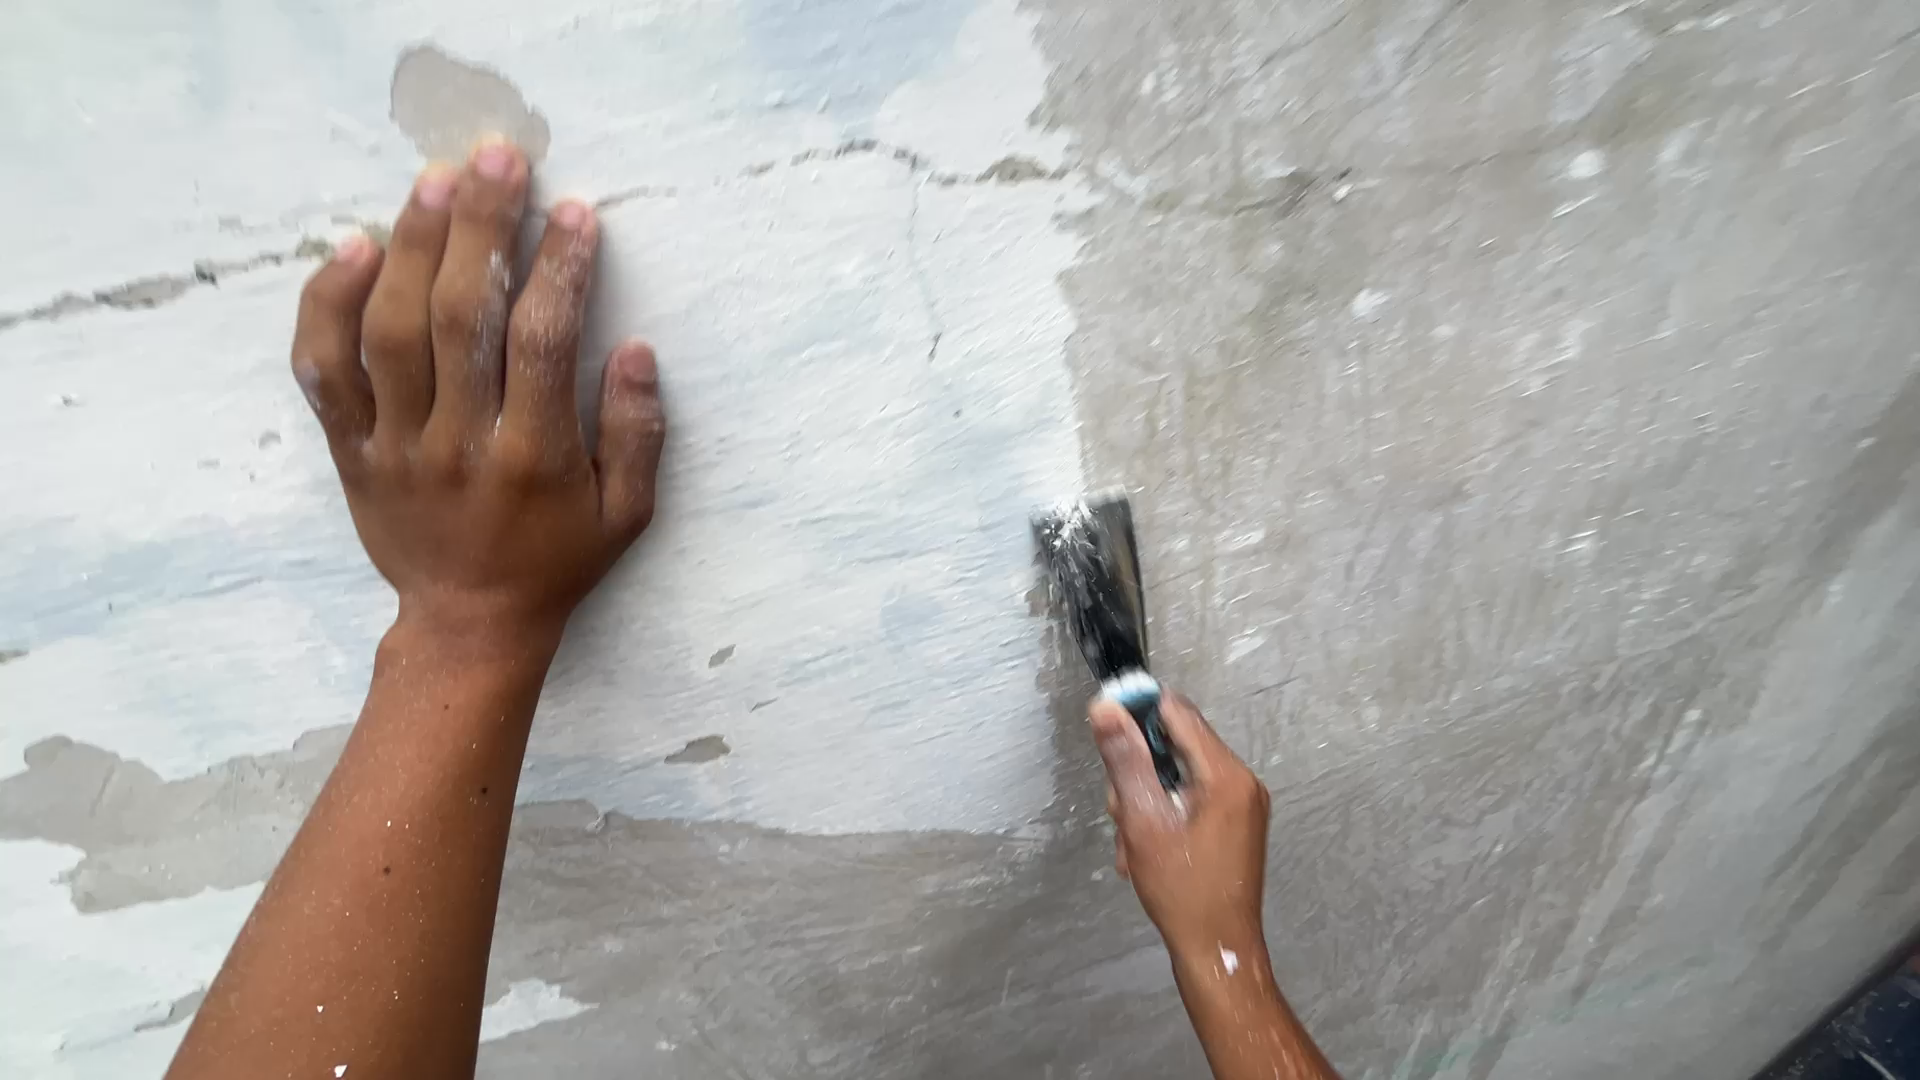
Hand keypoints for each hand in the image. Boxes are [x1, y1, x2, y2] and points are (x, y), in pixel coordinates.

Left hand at [290, 141, 665, 641]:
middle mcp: (462, 440)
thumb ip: (639, 435)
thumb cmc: (562, 563)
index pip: (546, 342)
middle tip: (499, 159)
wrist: (472, 621)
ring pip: (392, 328)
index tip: (576, 215)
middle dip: (484, 227)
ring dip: (415, 245)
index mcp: (537, 457)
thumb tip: (637, 350)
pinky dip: (330, 302)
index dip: (563, 270)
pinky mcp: (350, 448)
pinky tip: (355, 248)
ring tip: (437, 181)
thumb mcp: (630, 514)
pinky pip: (324, 368)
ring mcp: (396, 443)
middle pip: (463, 315)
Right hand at [1091, 691, 1271, 960]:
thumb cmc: (1181, 888)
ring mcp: (1242, 803)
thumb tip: (1106, 706)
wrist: (1218, 954)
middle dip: (1139, 770)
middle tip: (1121, 809)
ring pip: (1178, 772)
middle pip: (1176, 744)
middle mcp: (1242, 780)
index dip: (1138, 712)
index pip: (1177, 712)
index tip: (1105, 729)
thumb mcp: (1143, 820)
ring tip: (1132, 836)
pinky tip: (1147, 844)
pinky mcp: (1236, 822)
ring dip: (1146, 796)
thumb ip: (1124, 760)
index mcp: (1226, 774)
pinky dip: (1163, 811)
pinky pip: (1191, 795)